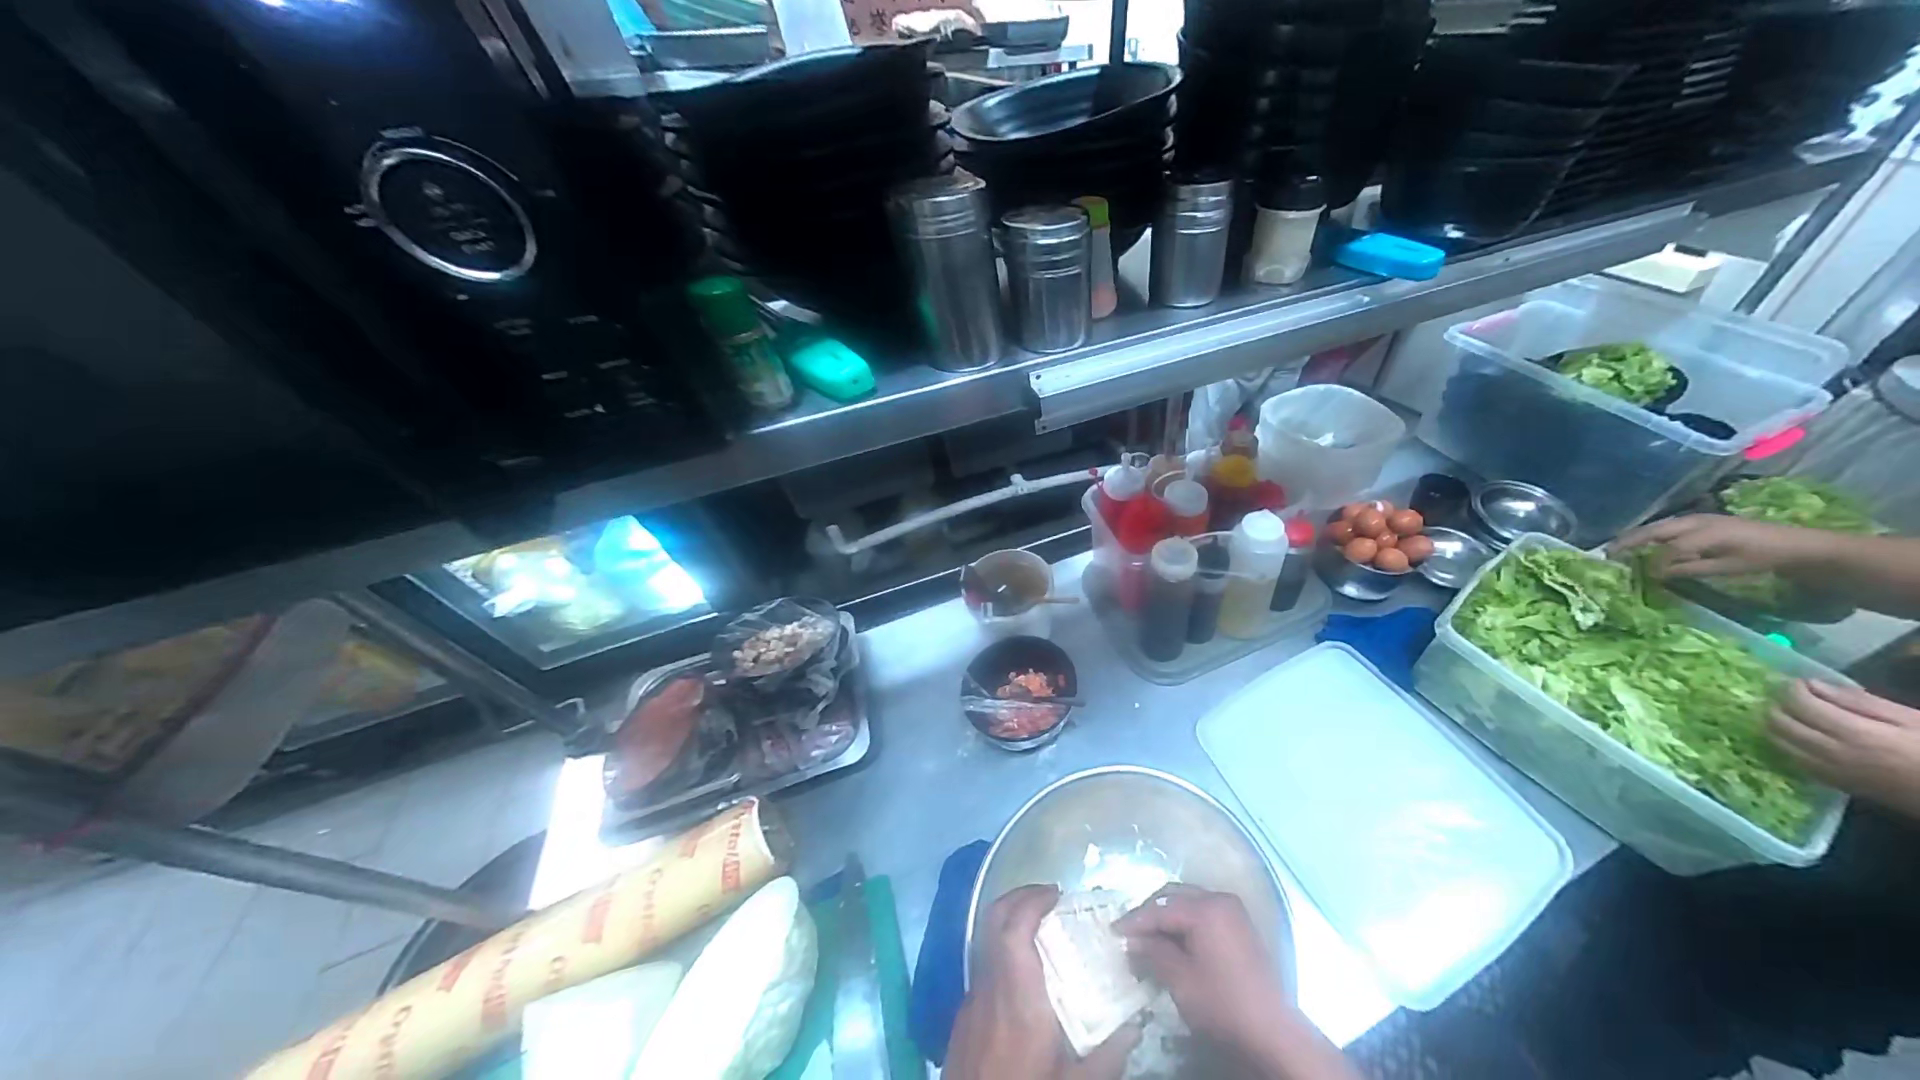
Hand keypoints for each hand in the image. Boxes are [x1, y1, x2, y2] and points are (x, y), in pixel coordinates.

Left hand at [946, 884, 1140, 1079]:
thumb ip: (1106, 1057)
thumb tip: (1136, 1026)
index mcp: (1018, 998)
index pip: (1013, 930)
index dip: (1031, 902)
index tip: (1056, 894)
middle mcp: (991, 986)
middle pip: (993, 920)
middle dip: (1019, 896)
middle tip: (1049, 896)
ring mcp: (972, 996)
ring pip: (984, 937)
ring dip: (1009, 918)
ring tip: (1040, 923)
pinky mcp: (964, 1010)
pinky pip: (982, 960)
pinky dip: (1001, 945)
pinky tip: (1022, 965)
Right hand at [1116, 885, 1358, 1079]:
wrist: (1274, 1033)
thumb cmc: (1223, 1004)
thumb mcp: (1180, 980)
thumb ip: (1154, 952)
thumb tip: (1134, 940)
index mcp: (1206, 907)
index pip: (1159, 908)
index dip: (1134, 920)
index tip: (1113, 931)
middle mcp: (1220, 899)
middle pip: (1174, 897)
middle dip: (1150, 913)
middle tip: (1129, 931)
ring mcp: (1234, 912)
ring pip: (1189, 903)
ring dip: (1167, 917)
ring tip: (1148, 937)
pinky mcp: (1241, 927)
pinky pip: (1204, 914)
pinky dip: (1185, 923)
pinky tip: (1173, 941)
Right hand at [1610, 514, 1832, 579]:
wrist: (1800, 545)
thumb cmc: (1762, 558)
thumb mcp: (1726, 567)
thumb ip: (1688, 568)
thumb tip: (1654, 573)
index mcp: (1700, 532)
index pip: (1664, 548)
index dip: (1647, 562)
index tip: (1633, 574)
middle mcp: (1694, 521)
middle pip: (1652, 531)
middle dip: (1627, 542)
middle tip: (1606, 554)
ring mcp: (1697, 519)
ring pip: (1657, 528)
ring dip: (1637, 538)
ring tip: (1620, 549)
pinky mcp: (1702, 521)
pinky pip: (1668, 528)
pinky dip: (1651, 536)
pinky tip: (1646, 545)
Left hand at [1770, 679, 1919, 822]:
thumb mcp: (1911, 719)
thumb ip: (1859, 701)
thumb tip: (1814, 684)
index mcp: (1855, 733)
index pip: (1799, 703)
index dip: (1792, 688)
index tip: (1801, 682)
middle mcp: (1831, 752)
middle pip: (1777, 721)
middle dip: (1778, 703)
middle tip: (1793, 696)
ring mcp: (1827, 770)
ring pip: (1776, 740)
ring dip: (1775, 723)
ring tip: (1793, 713)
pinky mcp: (1831, 783)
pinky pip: (1791, 758)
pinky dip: (1785, 742)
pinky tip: (1799, 735)